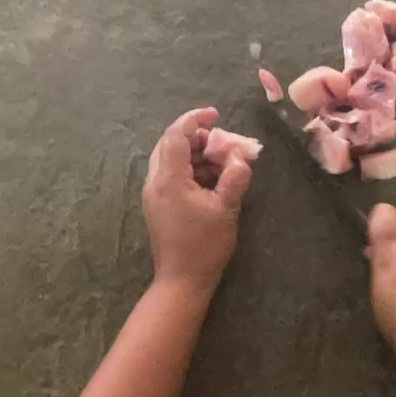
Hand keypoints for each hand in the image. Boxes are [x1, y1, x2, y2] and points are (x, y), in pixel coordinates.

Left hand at [142, 108, 252, 294]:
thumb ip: (234, 178)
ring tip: (221, 160)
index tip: (215, 115)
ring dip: (194, 154)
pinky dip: (191, 169)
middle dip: (195, 136)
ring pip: (170, 160)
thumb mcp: (226, 209)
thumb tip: (241, 158)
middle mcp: (155, 182)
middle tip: (219, 140)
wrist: (182, 280)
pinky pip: (171, 175)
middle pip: (169, 144)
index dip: (194, 120)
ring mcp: (154, 195)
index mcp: (168, 179)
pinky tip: (212, 178)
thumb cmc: (204, 245)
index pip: (175, 136)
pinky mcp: (158, 206)